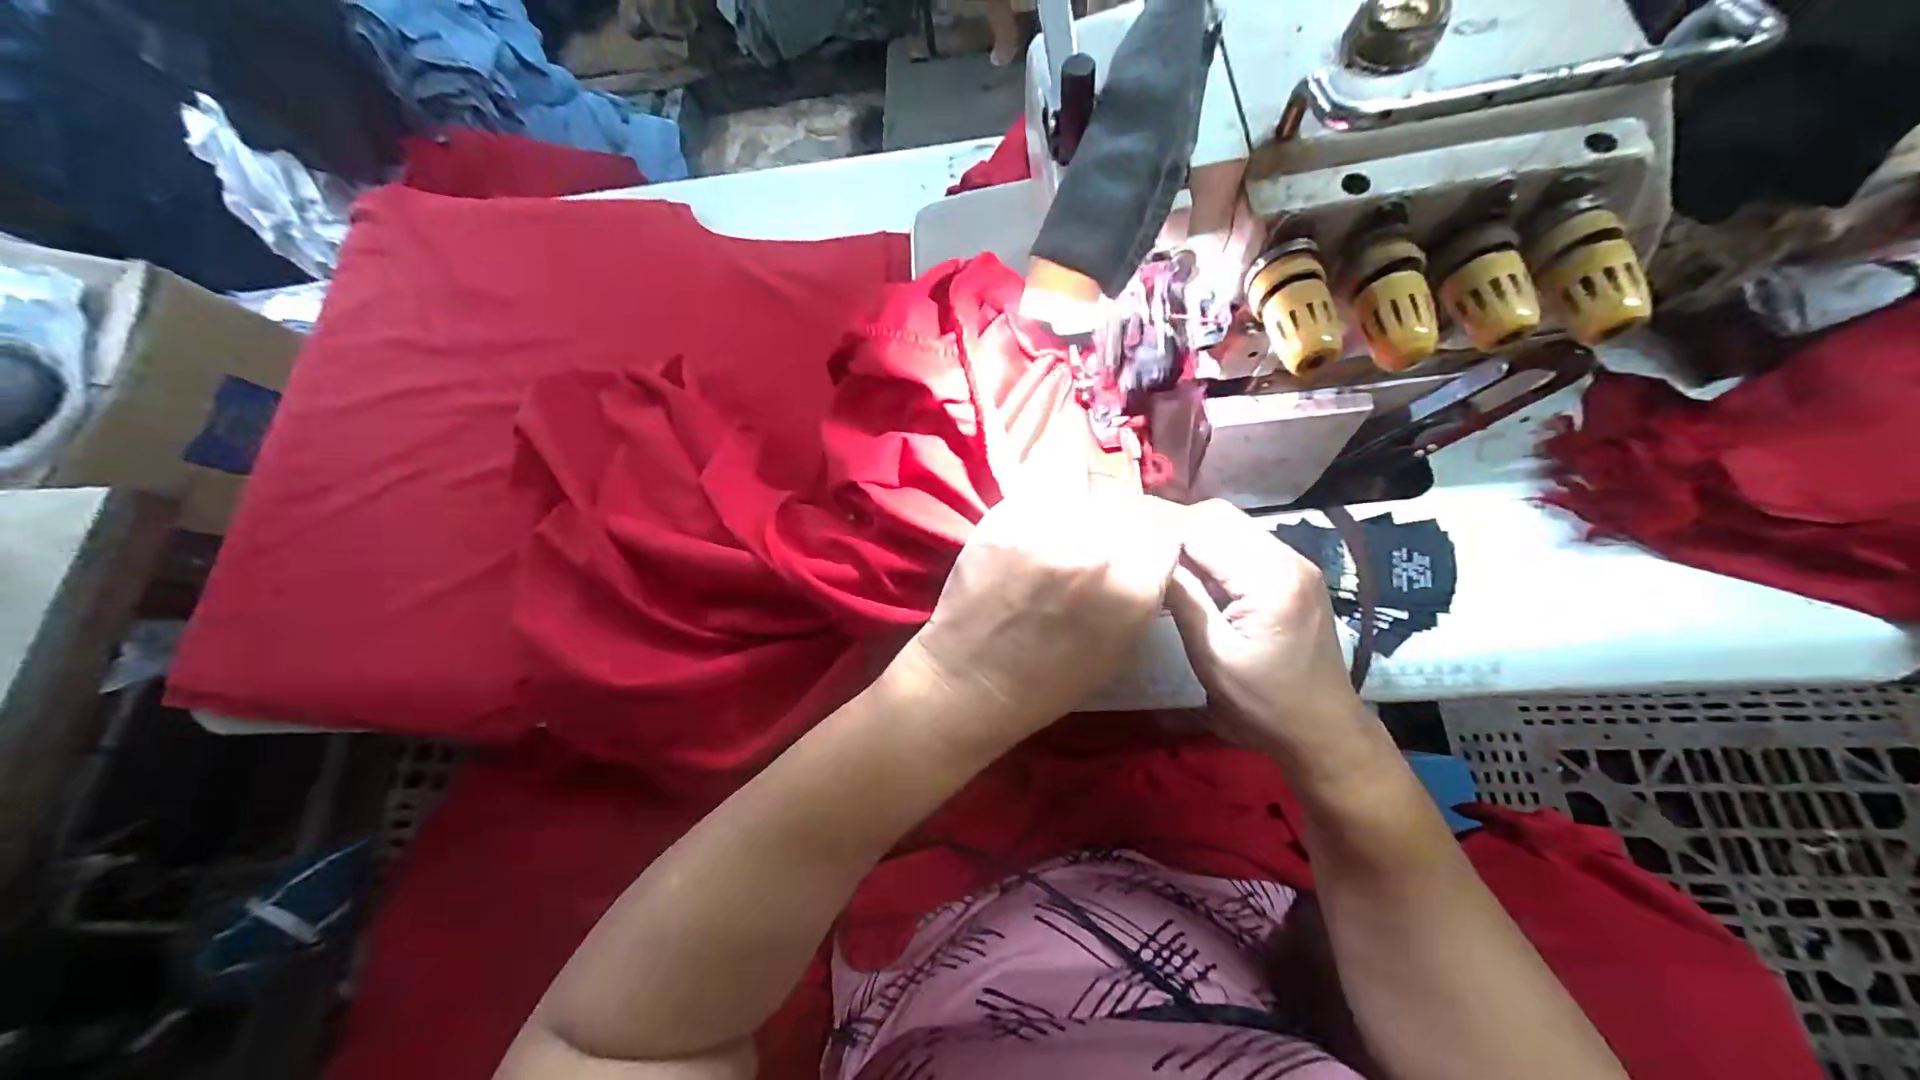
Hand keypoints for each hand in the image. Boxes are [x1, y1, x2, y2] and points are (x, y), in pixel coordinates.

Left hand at [892, 491, 1183, 749]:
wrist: (973, 680)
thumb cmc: (1051, 679)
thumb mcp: (1121, 644)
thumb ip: (1143, 589)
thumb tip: (1152, 551)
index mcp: (1134, 586)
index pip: (1165, 529)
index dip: (1151, 539)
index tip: (1137, 548)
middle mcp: (1098, 548)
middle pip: (1127, 503)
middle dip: (1120, 521)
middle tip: (1098, 541)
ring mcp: (1049, 527)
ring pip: (1087, 486)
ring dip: (1084, 503)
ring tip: (1064, 532)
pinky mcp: (1007, 515)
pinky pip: (1044, 476)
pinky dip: (1048, 487)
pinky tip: (1039, 515)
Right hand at [1164, 500, 1372, 764]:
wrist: (1322, 731)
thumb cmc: (1263, 703)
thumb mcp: (1212, 655)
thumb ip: (1183, 599)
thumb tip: (1149, 558)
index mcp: (1270, 578)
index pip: (1204, 528)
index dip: (1161, 530)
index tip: (1126, 541)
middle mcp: (1289, 558)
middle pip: (1220, 516)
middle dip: (1175, 527)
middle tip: (1140, 550)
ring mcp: (1296, 564)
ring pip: (1232, 526)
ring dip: (1193, 537)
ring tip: (1160, 560)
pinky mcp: (1294, 574)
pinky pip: (1246, 544)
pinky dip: (1214, 549)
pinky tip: (1193, 572)